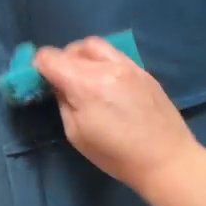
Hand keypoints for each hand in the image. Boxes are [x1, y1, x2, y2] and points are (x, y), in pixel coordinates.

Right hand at [33, 37, 201, 192]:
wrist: (165, 159)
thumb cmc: (115, 155)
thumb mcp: (76, 134)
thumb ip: (63, 102)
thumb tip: (58, 85)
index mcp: (85, 84)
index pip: (50, 57)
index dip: (39, 67)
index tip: (40, 80)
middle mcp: (106, 67)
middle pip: (73, 48)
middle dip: (61, 61)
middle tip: (62, 82)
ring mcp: (128, 66)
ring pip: (95, 45)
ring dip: (82, 57)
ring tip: (84, 78)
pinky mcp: (143, 71)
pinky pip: (115, 55)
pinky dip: (102, 62)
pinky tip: (107, 84)